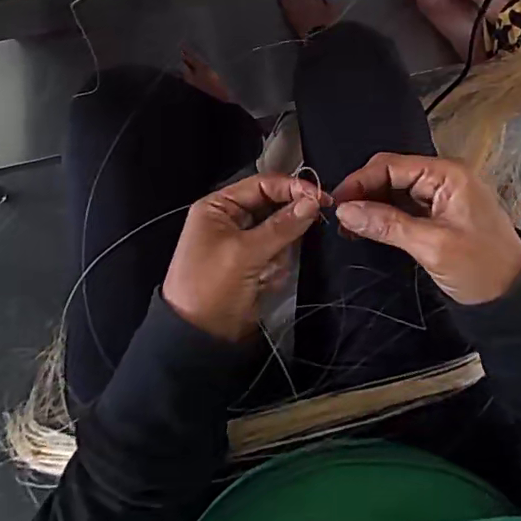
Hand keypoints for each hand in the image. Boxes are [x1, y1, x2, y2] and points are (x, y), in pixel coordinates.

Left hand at [162, 174, 324, 341]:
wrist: (198, 336)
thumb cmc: (212, 286)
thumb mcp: (245, 253)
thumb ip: (281, 226)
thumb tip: (312, 202)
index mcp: (219, 206)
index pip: (261, 184)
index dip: (291, 188)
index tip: (322, 198)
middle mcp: (231, 219)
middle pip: (274, 209)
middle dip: (286, 227)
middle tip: (301, 237)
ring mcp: (243, 243)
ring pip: (280, 235)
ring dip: (279, 254)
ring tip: (264, 272)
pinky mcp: (254, 265)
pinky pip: (278, 257)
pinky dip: (276, 269)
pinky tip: (263, 283)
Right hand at [330, 154, 520, 304]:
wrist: (518, 304)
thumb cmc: (481, 269)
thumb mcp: (431, 246)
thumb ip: (386, 224)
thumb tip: (342, 210)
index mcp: (447, 174)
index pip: (389, 166)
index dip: (358, 181)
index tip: (335, 203)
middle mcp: (442, 177)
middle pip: (388, 174)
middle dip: (362, 193)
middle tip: (340, 218)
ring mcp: (440, 194)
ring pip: (391, 189)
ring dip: (369, 205)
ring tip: (349, 227)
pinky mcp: (437, 212)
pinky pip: (401, 205)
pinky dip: (382, 215)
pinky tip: (366, 229)